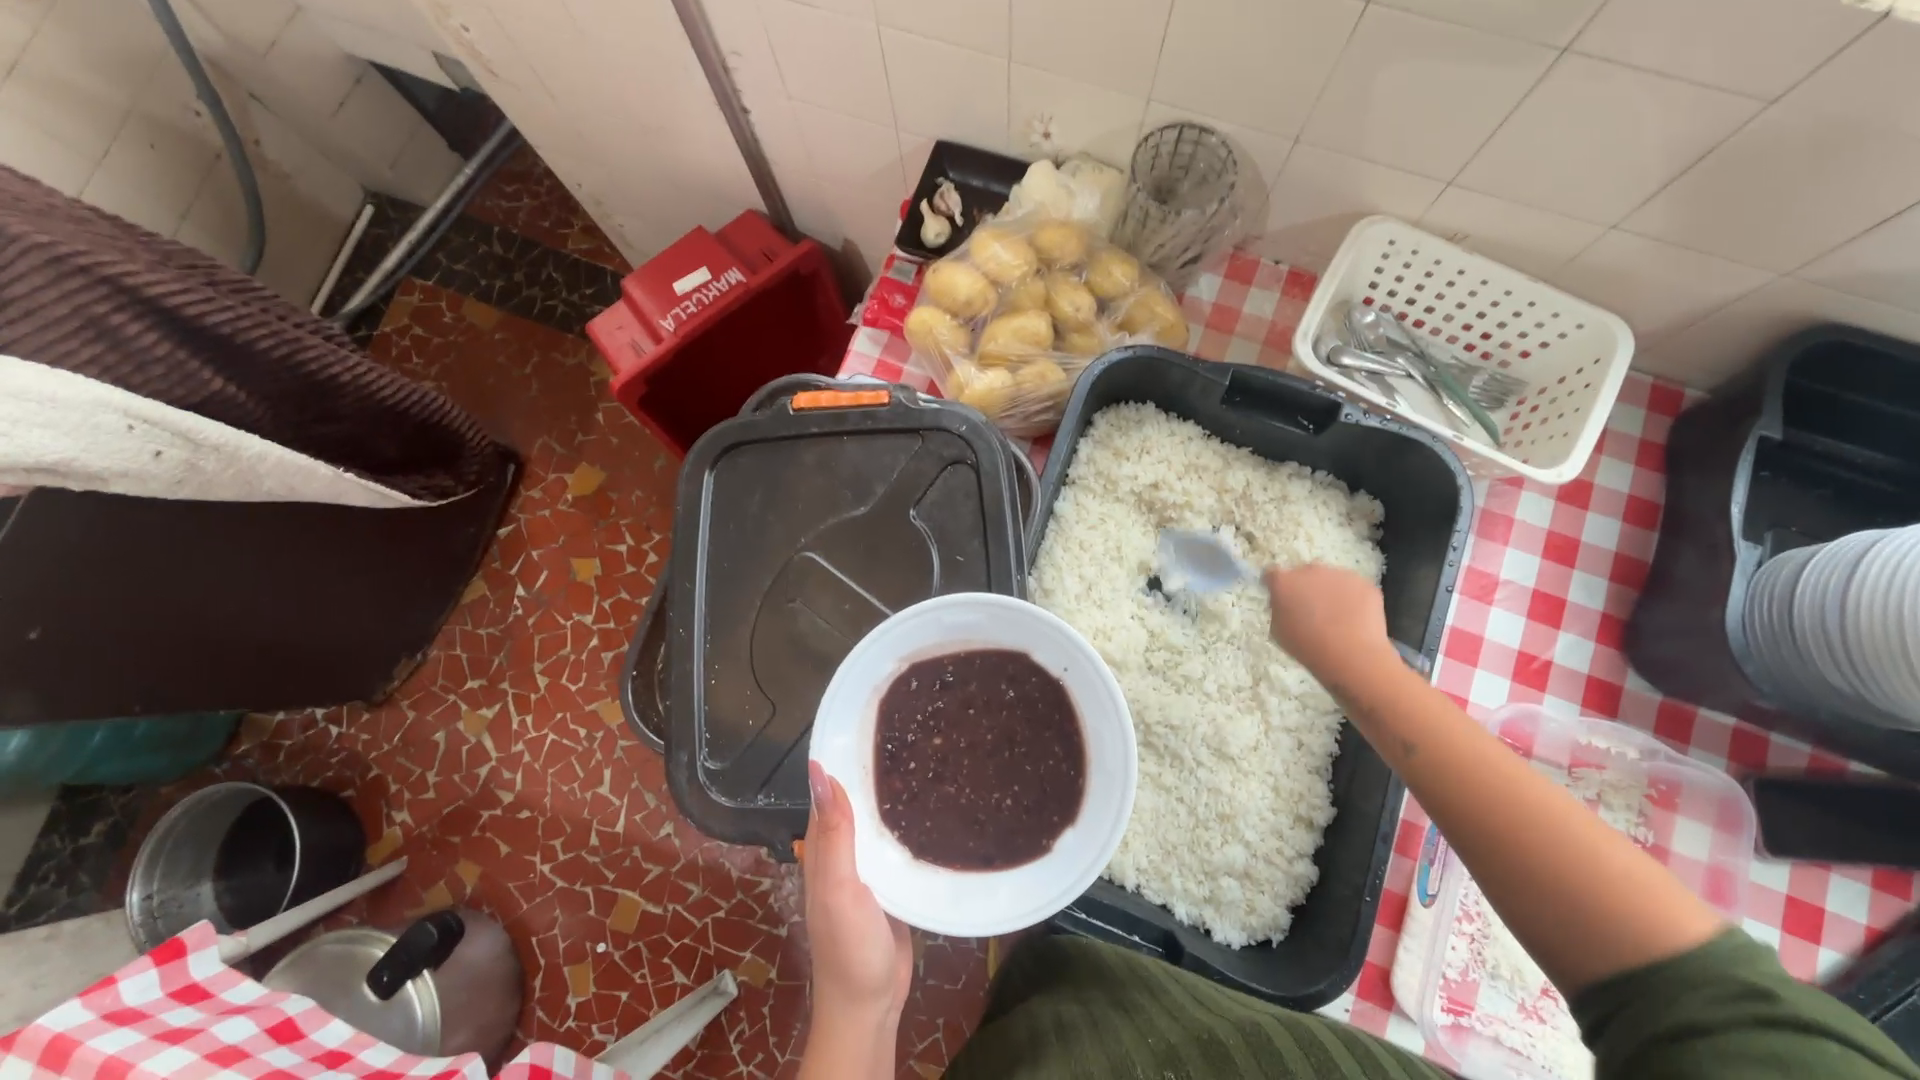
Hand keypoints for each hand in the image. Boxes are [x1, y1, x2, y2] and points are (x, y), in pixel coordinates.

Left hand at [802, 761, 912, 1022]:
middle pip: (858, 806)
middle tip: (909, 735)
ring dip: (896, 802)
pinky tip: (934, 814)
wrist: (872, 1002)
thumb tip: (819, 771)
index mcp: (823, 851)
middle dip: (875, 775)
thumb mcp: (837, 887)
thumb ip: (834, 833)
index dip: (840, 761)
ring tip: (928, 763)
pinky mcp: (895, 888)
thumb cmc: (848, 946)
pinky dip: (911, 832)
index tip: (864, 724)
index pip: (828, 794)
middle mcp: (844, 856)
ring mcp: (871, 872)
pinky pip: (900, 851)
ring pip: (881, 827)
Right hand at [1264, 563, 1395, 682]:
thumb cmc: (1306, 646)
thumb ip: (1279, 609)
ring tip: (1337, 617)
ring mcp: (1339, 574)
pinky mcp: (1364, 582)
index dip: (1275, 585)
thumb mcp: (1277, 630)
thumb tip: (1287, 604)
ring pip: (1330, 579)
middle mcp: (1310, 570)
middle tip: (1310, 609)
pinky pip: (1353, 587)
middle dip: (1304, 587)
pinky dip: (1352, 598)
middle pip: (1304, 573)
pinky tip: (1354, 619)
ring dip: (1329, 592)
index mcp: (1284, 582)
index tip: (1280, 597)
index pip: (1272, 574)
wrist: (1351, 654)